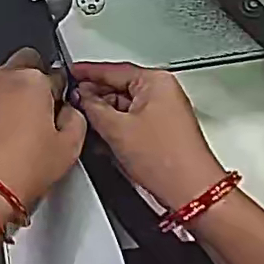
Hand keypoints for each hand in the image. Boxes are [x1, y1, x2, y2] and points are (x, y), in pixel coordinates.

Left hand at [0, 48, 86, 213]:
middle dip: (40, 75)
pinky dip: (7, 103)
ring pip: (11, 76)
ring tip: (32, 121)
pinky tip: (15, 129)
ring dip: (22, 89)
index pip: (58, 73)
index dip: (65, 91)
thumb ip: (77, 118)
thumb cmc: (22, 166)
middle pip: (29, 60)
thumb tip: (71, 112)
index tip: (66, 105)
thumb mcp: (70, 145)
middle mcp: (7, 78)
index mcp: (34, 80)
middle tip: (50, 103)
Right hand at [72, 61, 227, 210]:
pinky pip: (132, 118)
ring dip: (105, 113)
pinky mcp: (162, 128)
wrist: (192, 193)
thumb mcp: (116, 128)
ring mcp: (164, 110)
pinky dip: (116, 125)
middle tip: (73, 100)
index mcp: (156, 82)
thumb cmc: (169, 162)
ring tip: (86, 121)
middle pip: (118, 86)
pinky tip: (103, 135)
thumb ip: (92, 106)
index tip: (71, 72)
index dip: (86, 72)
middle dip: (95, 96)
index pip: (113, 69)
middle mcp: (163, 92)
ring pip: (124, 104)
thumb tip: (81, 96)